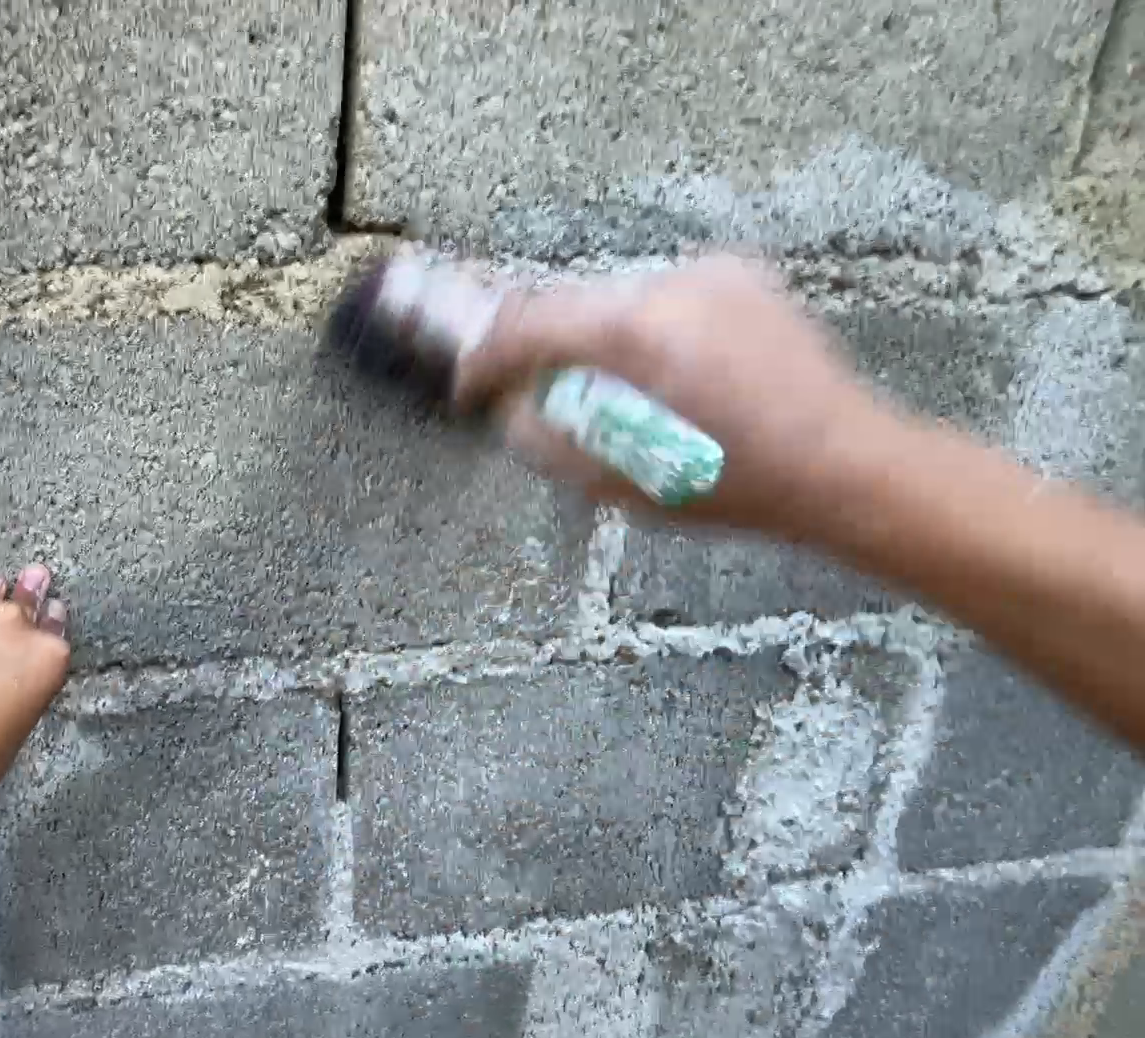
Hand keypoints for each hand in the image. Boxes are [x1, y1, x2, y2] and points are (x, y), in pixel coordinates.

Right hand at [455, 255, 908, 537]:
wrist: (846, 465)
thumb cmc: (727, 484)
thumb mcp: (609, 478)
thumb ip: (541, 435)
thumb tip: (514, 407)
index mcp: (632, 332)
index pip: (522, 323)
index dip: (481, 359)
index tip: (471, 389)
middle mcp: (667, 283)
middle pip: (561, 304)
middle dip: (532, 348)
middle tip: (525, 390)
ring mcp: (708, 273)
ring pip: (605, 299)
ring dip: (582, 339)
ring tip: (597, 387)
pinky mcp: (737, 276)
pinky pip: (652, 297)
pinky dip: (631, 329)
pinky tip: (652, 370)